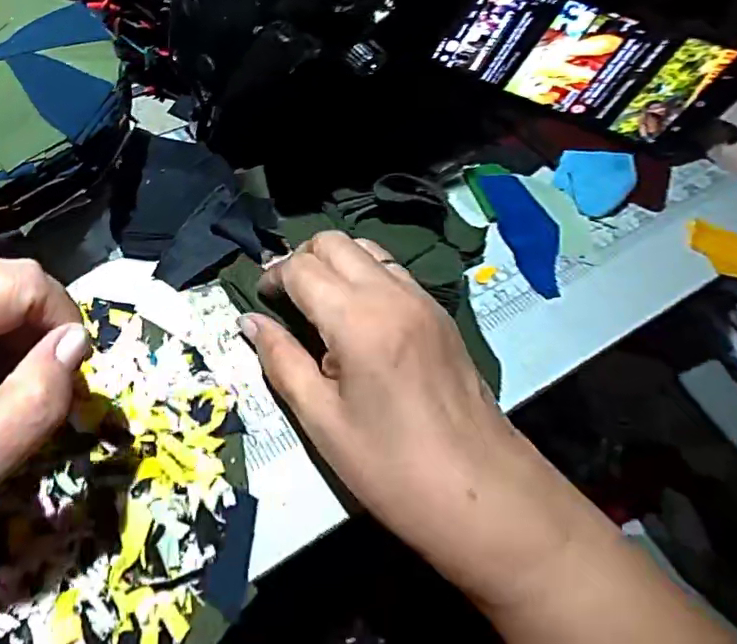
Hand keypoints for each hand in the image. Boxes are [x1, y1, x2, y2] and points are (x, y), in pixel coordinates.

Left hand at [0, 258, 92, 612]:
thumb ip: (32, 401)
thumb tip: (78, 341)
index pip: (23, 285)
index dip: (61, 325)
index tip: (66, 379)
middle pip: (18, 277)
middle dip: (46, 328)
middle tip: (43, 386)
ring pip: (10, 280)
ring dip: (29, 329)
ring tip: (15, 382)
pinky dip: (7, 327)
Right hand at [241, 234, 730, 643]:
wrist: (486, 495)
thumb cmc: (393, 469)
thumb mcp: (323, 422)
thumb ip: (281, 361)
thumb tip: (250, 323)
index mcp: (358, 319)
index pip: (301, 267)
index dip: (273, 276)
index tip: (261, 300)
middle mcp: (391, 293)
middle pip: (333, 241)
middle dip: (301, 259)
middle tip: (285, 297)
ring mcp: (421, 298)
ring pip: (366, 247)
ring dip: (334, 262)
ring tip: (318, 302)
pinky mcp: (439, 311)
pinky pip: (392, 269)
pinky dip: (364, 273)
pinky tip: (356, 314)